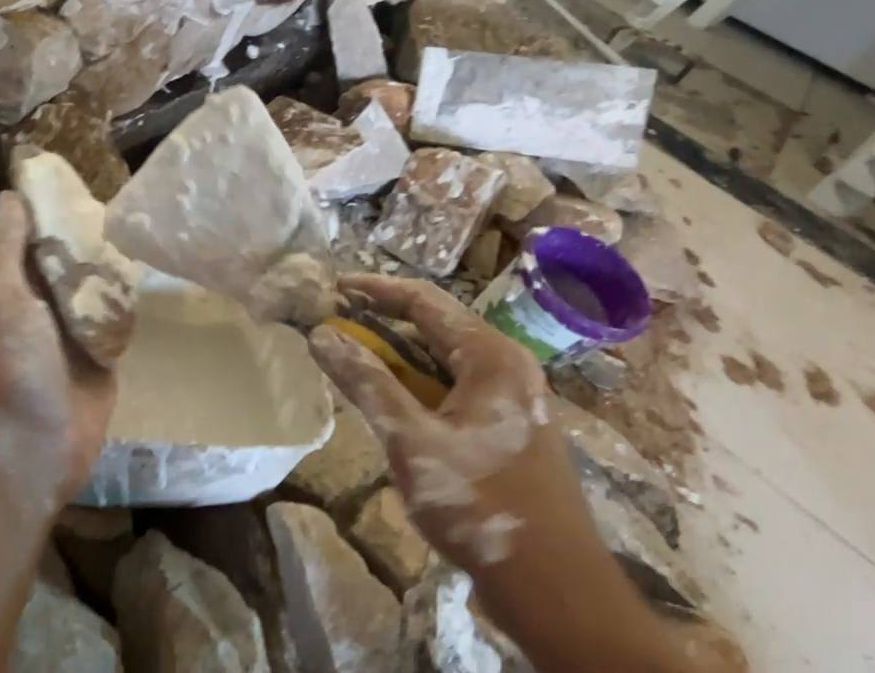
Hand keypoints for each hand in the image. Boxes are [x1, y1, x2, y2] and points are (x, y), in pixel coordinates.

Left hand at [0, 192, 117, 511]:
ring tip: (148, 223)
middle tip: (129, 198)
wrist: (34, 445)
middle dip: (91, 230)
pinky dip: (132, 294)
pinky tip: (154, 269)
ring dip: (114, 261)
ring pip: (98, 280)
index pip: (35, 231)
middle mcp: (45, 298)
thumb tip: (10, 194)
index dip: (52, 203)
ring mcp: (77, 325)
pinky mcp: (105, 349)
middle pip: (71, 253)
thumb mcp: (1, 296)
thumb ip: (6, 247)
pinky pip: (120, 313)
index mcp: (15, 282)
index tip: (79, 173)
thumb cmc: (10, 364)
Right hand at [308, 275, 592, 576]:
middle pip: (435, 326)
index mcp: (492, 356)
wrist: (554, 587)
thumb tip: (320, 333)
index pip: (424, 301)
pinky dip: (414, 386)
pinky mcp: (506, 431)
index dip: (374, 290)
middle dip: (381, 322)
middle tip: (333, 323)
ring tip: (351, 359)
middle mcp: (507, 367)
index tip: (330, 288)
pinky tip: (388, 404)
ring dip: (396, 357)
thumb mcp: (411, 440)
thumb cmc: (481, 501)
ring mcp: (511, 401)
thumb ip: (365, 382)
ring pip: (442, 361)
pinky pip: (451, 389)